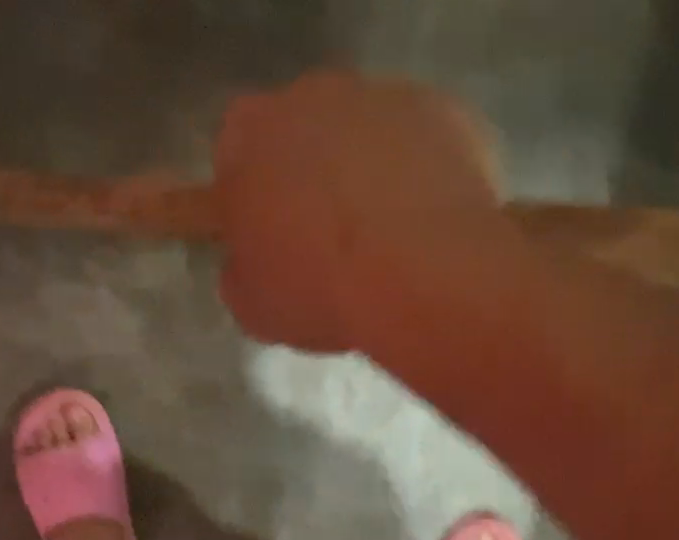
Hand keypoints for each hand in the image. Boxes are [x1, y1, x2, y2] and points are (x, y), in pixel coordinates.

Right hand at [214, 72, 503, 352]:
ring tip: (386, 236)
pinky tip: (428, 222)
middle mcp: (311, 96)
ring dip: (367, 170)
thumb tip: (251, 263)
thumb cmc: (322, 288)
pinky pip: (420, 140)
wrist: (424, 273)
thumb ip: (242, 269)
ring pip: (364, 132)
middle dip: (310, 174)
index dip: (252, 195)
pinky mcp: (443, 109)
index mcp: (249, 135)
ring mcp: (381, 95)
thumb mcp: (253, 304)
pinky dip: (421, 171)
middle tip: (325, 237)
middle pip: (302, 130)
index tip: (269, 234)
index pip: (235, 154)